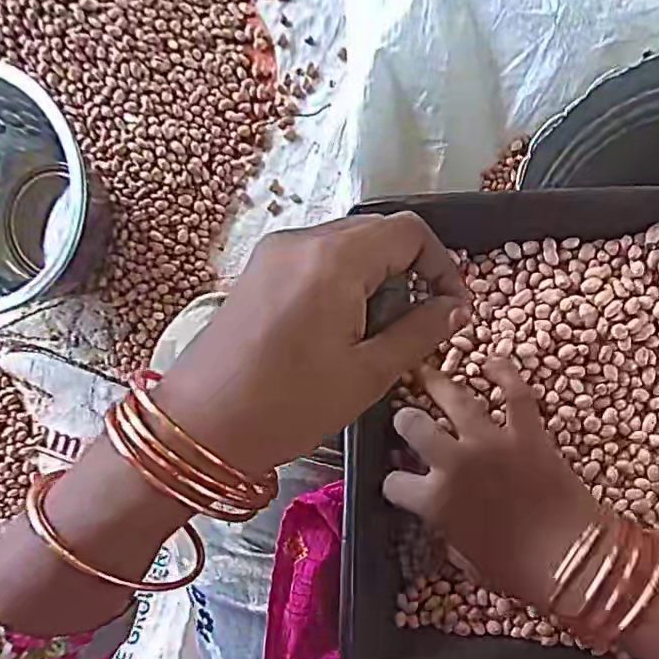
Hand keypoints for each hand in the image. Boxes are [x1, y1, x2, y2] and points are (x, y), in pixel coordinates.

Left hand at [151, 212, 471, 473]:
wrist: (201, 426)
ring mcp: (277, 254)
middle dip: (414, 273)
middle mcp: (303, 241)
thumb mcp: (369, 372)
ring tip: (385, 334)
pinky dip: (350, 284)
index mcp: (333, 260)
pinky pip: (322, 262)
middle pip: (380, 232)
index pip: (410, 232)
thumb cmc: (289, 405)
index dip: (443, 266)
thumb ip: (420, 331)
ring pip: (352, 247)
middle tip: (424, 324)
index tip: (453, 308)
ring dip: (382, 280)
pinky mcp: (263, 272)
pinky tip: (350, 329)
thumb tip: (457, 308)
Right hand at [384, 360, 600, 611]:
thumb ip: (447, 532)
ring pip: (455, 398)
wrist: (572, 559)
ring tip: (427, 373)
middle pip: (413, 425)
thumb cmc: (517, 571)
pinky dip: (504, 372)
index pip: (394, 482)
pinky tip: (492, 362)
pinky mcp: (528, 432)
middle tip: (409, 419)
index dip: (395, 483)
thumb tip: (443, 519)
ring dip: (437, 383)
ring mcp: (492, 442)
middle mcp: (455, 463)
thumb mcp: (466, 560)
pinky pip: (515, 392)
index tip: (402, 483)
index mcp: (434, 501)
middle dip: (406, 421)